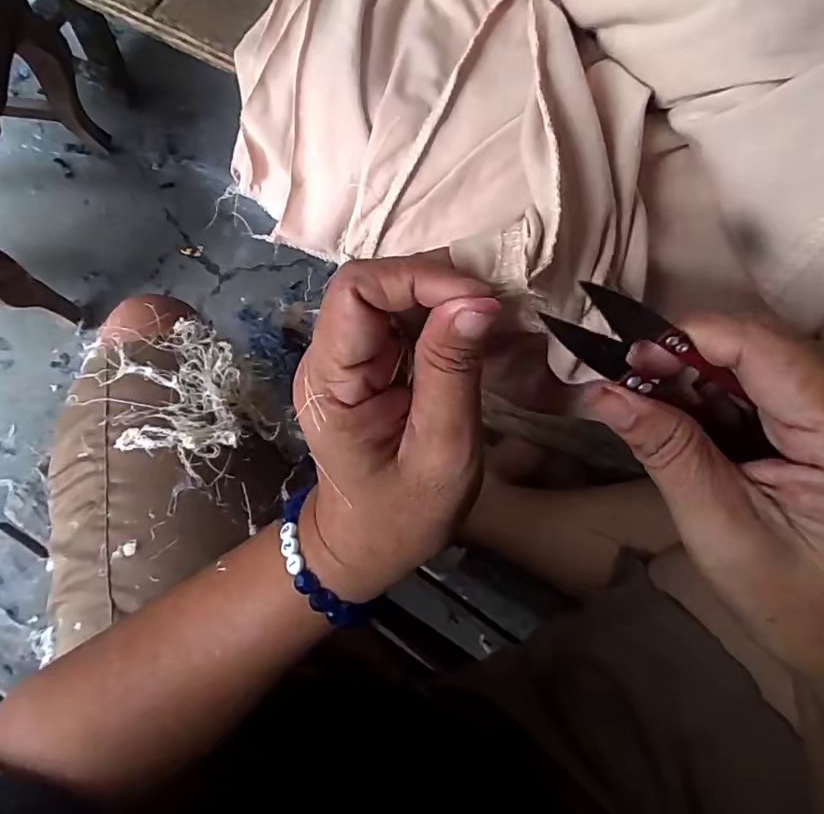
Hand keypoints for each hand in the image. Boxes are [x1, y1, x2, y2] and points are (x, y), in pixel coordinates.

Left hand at [291, 256, 500, 600]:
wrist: (366, 543)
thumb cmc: (402, 515)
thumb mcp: (441, 454)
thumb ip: (452, 373)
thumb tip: (477, 300)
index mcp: (329, 379)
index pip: (355, 292)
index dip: (417, 279)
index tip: (479, 297)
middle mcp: (328, 355)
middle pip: (371, 284)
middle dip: (435, 280)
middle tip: (495, 300)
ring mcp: (346, 356)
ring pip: (388, 293)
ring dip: (442, 292)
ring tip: (493, 309)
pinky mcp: (368, 360)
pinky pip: (401, 316)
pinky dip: (441, 311)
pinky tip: (475, 324)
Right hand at [581, 316, 823, 684]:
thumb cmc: (798, 607)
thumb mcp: (718, 531)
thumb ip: (666, 450)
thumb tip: (603, 391)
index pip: (774, 351)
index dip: (695, 337)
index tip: (630, 358)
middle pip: (773, 345)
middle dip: (694, 354)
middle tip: (635, 383)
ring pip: (774, 352)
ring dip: (708, 370)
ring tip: (666, 408)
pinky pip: (784, 372)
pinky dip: (731, 385)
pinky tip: (706, 418)